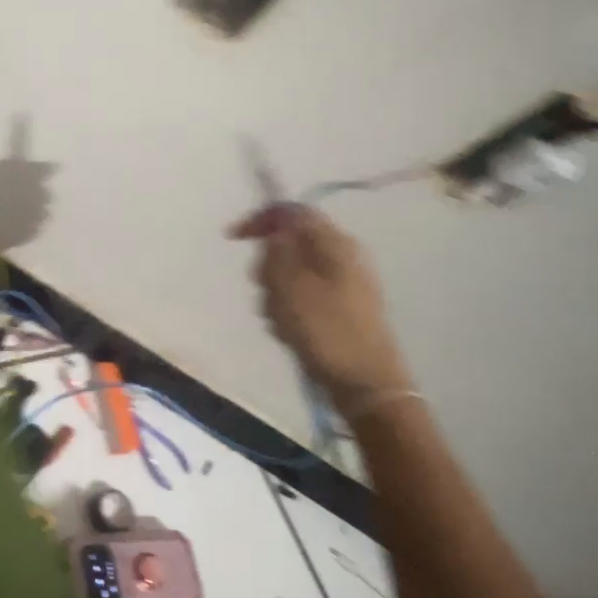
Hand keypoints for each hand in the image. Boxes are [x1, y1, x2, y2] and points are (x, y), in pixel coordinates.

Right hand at [228, 205, 408, 399]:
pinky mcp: (339, 310)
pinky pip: (301, 298)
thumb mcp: (292, 287)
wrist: (366, 384)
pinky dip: (288, 310)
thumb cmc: (327, 331)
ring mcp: (343, 285)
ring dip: (275, 293)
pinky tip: (288, 332)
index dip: (261, 220)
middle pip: (290, 245)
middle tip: (264, 290)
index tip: (231, 239)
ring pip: (291, 275)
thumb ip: (279, 252)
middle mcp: (342, 258)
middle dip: (268, 267)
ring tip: (278, 320)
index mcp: (336, 244)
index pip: (294, 213)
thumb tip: (276, 231)